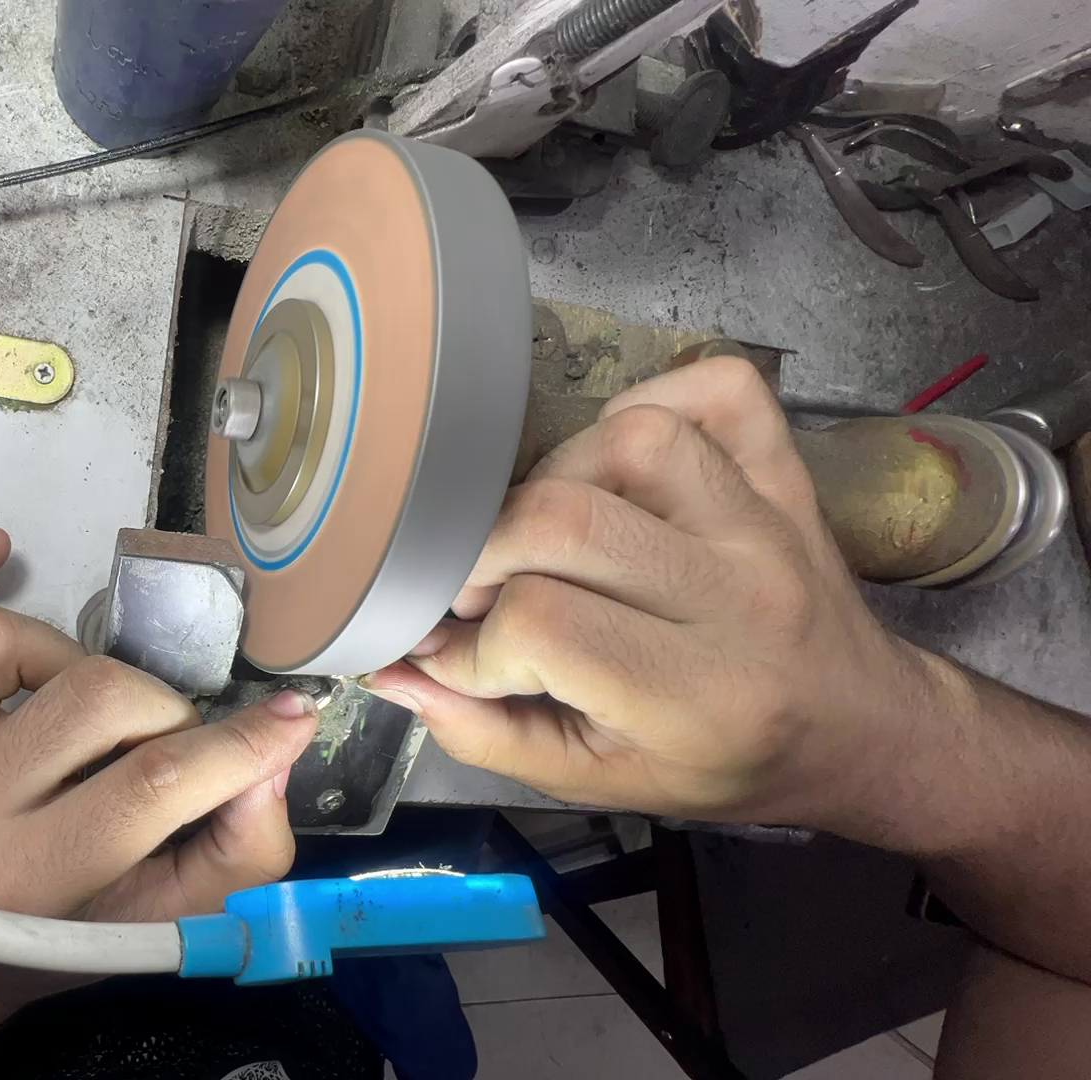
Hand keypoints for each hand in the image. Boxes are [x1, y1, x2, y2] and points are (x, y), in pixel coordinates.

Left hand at [0, 528, 317, 990]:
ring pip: (3, 640)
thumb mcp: (173, 925)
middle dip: (161, 709)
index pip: (151, 783)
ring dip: (72, 659)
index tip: (291, 715)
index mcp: (31, 876)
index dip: (237, 744)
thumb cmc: (74, 938)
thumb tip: (278, 741)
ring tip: (90, 707)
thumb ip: (241, 848)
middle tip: (170, 741)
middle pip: (92, 694)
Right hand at [364, 357, 934, 825]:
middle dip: (483, 555)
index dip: (470, 645)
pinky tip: (608, 466)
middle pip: (563, 519)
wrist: (863, 730)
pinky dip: (643, 406)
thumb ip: (481, 734)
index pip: (539, 623)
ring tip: (542, 532)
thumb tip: (391, 674)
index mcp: (695, 692)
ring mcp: (764, 518)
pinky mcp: (780, 470)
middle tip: (480, 592)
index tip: (461, 661)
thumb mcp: (592, 780)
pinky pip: (712, 391)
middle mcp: (737, 594)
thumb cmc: (718, 762)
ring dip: (551, 479)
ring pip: (628, 439)